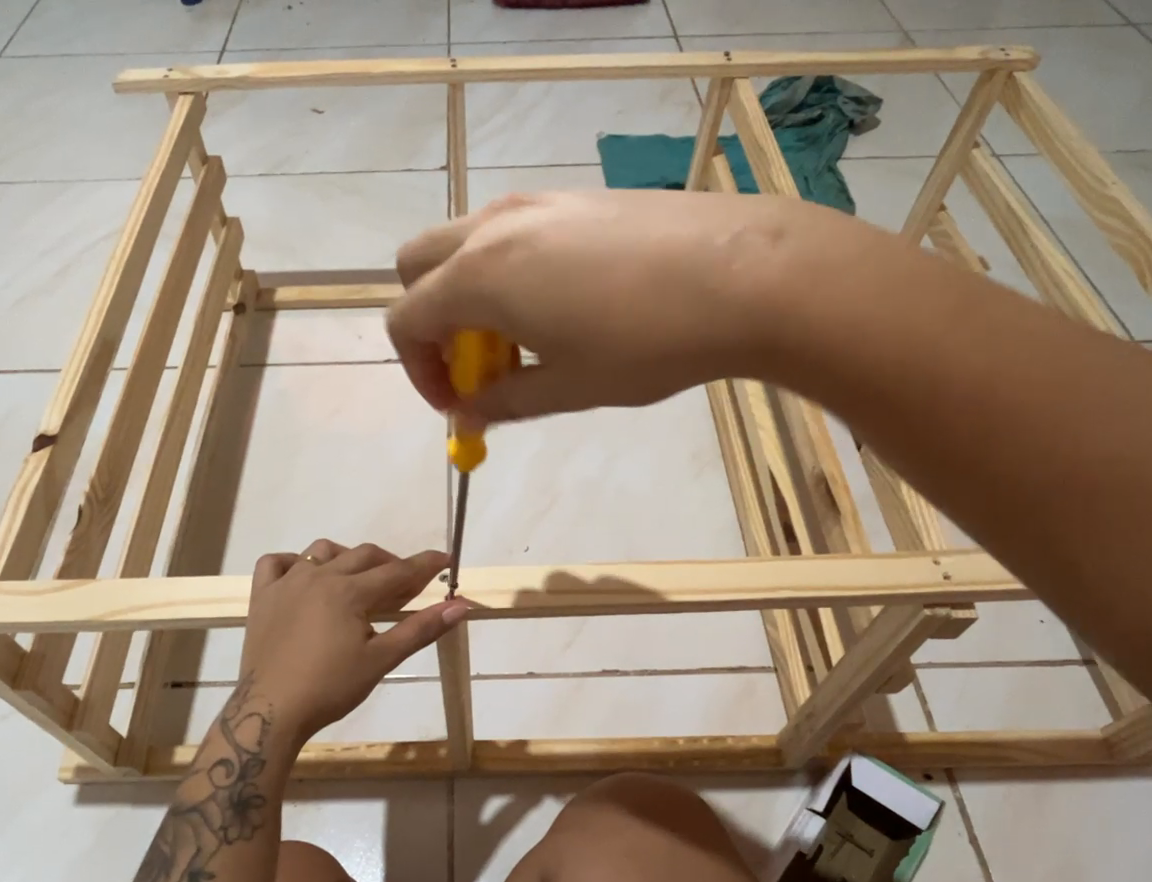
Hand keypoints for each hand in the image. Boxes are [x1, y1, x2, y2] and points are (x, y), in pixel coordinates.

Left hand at [240, 540, 469, 736]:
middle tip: (406, 586)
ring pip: (323, 551)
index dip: (425, 565)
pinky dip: (294, 562)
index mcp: (349, 591)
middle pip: (364, 555)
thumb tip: (460, 606)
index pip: (398, 571)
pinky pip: (276, 562)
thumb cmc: (331, 688)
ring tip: (360, 580)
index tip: (446, 559)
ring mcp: (286, 582)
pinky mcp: (262, 596)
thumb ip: (420, 629)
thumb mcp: (381, 660)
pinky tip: (305, 577)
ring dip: (348, 558)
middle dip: (391, 564)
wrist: (272, 710)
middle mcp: (318, 576)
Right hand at [387, 189, 862, 423]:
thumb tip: (466, 414)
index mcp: (479, 277)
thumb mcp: (567, 388)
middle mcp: (493, 228)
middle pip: (418, 267)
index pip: (406, 320)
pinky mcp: (575, 196)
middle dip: (430, 322)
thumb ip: (503, 402)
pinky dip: (507, 271)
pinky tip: (565, 306)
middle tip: (478, 365)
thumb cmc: (647, 344)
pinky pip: (511, 231)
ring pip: (464, 244)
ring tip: (525, 340)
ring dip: (468, 295)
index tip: (458, 405)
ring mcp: (536, 203)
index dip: (419, 371)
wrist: (745, 273)